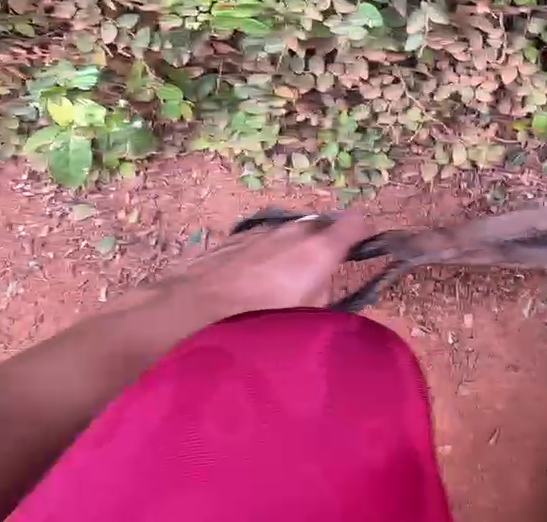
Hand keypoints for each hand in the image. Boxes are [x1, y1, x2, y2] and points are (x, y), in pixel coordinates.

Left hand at [143, 212, 368, 324]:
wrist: (183, 315)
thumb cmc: (254, 323)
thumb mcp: (305, 322)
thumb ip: (323, 299)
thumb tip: (322, 288)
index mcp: (318, 250)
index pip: (355, 223)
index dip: (363, 233)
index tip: (364, 247)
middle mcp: (293, 232)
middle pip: (321, 228)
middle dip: (325, 245)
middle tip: (321, 275)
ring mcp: (261, 233)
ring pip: (288, 235)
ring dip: (292, 250)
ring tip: (282, 282)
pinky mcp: (232, 241)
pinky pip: (260, 243)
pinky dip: (263, 256)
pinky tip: (249, 283)